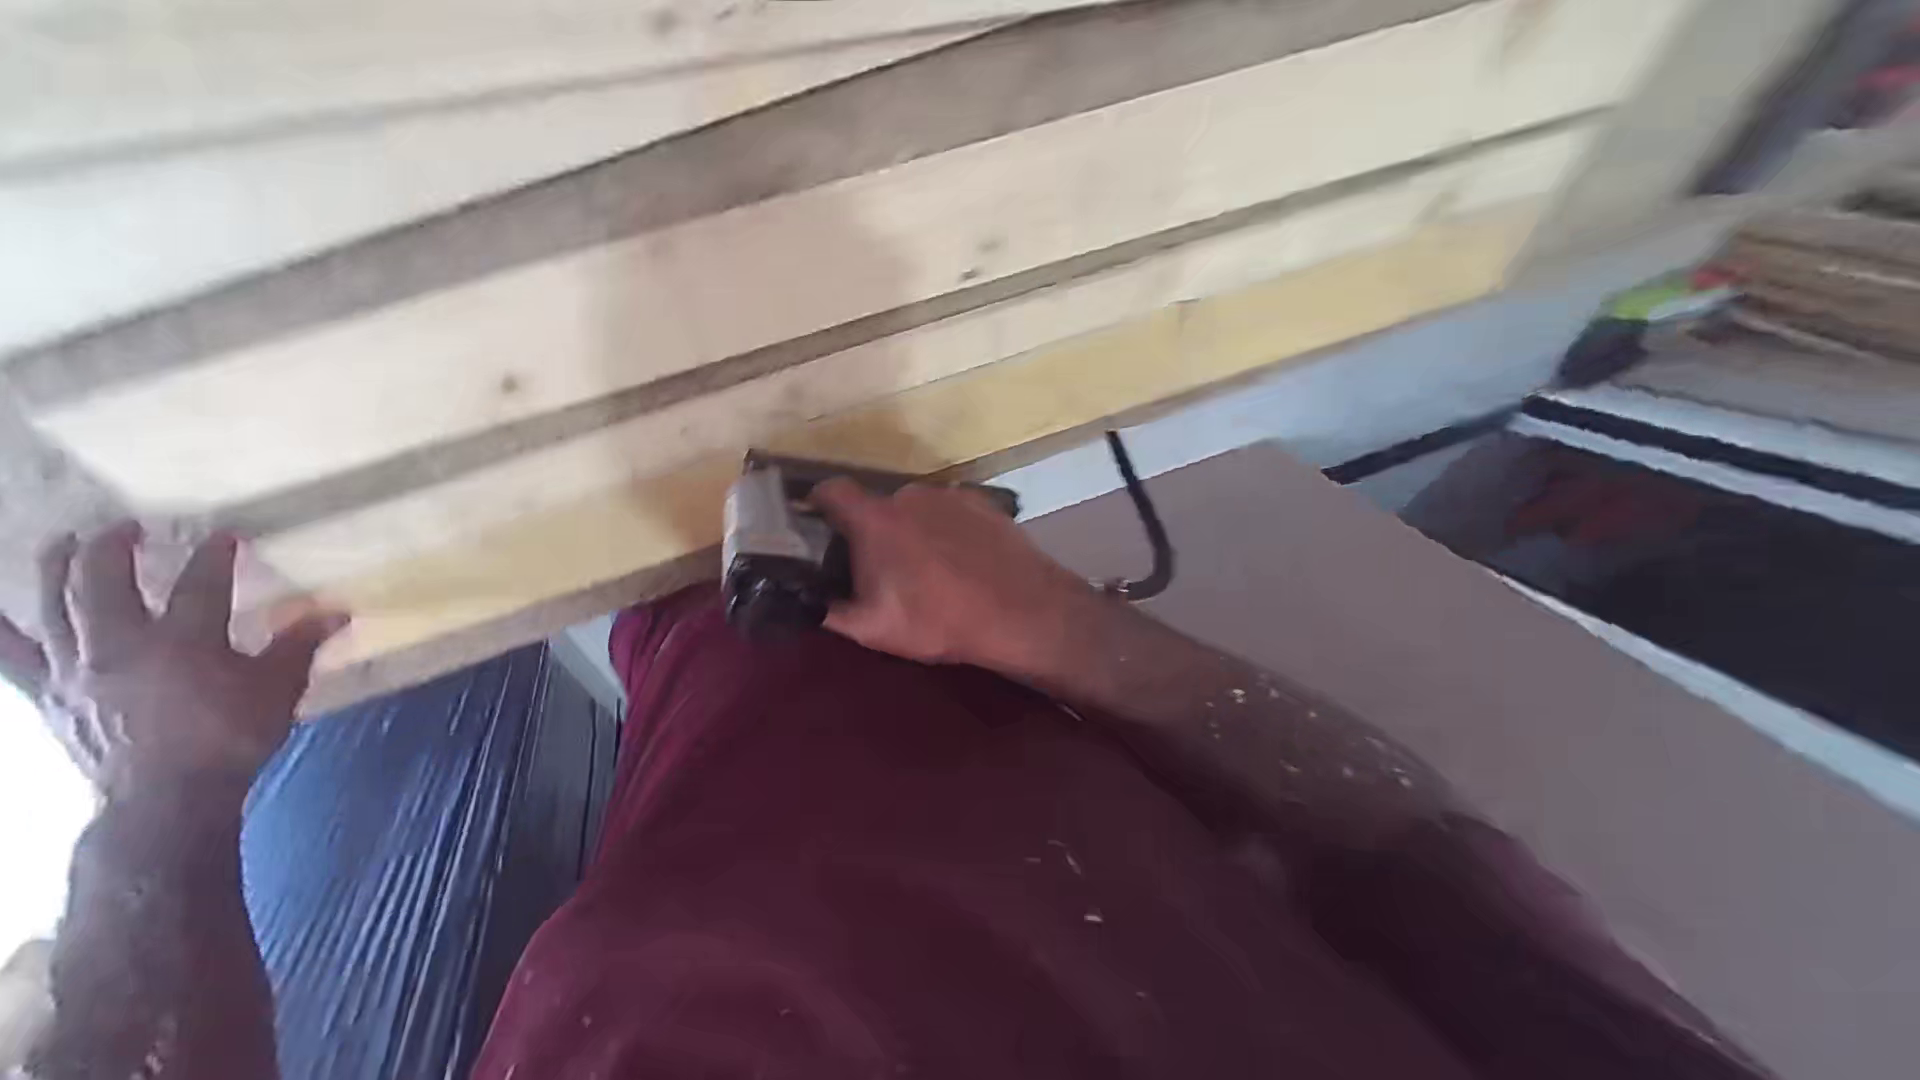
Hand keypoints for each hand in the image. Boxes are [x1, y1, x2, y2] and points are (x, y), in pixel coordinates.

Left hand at [0, 523, 347, 805]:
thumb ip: (300, 644)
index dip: (214, 556)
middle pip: (104, 582)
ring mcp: (75, 668)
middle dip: (113, 548)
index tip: (225, 535)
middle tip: (125, 526)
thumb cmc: (232, 736)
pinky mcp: (49, 693)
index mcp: (184, 641)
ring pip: (52, 607)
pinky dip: (1, 631)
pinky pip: (12, 656)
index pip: (200, 583)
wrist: (167, 795)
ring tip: (61, 544)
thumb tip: (339, 610)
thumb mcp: (279, 688)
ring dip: (55, 569)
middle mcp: (120, 644)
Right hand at [811, 479, 1098, 670]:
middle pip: (876, 506)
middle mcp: (909, 495)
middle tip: (883, 569)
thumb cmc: (940, 620)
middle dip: (872, 532)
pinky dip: (946, 529)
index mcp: (875, 519)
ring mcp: (950, 496)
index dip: (817, 503)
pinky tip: (962, 559)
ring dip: (912, 530)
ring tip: (929, 569)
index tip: (816, 524)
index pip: (830, 491)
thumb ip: (829, 612)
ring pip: (915, 509)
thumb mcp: (874, 628)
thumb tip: (804, 600)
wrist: (1021, 612)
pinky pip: (949, 512)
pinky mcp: (982, 503)